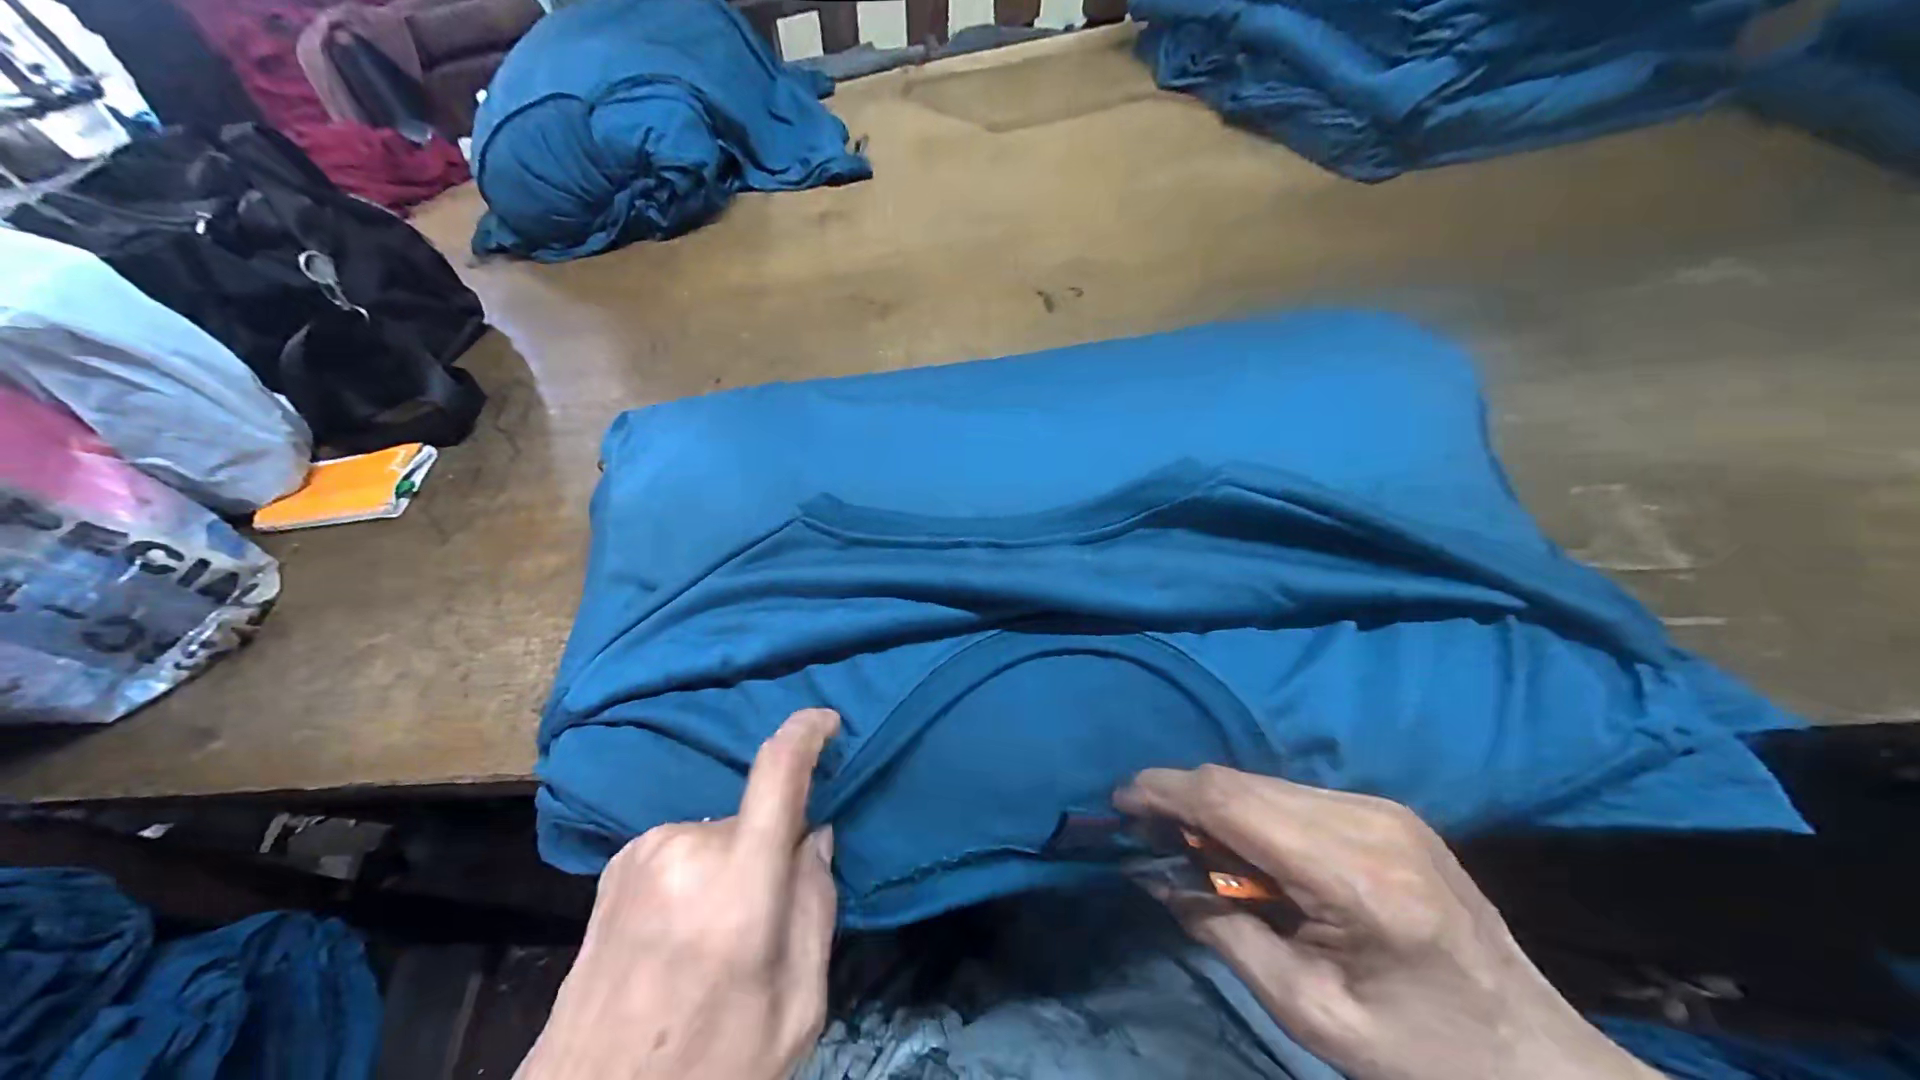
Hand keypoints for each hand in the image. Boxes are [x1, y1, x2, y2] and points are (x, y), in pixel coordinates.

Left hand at [517, 708, 839, 1079]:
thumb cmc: (710, 1069)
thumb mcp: (797, 1007)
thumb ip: (815, 907)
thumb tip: (812, 838)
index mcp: (737, 886)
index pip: (777, 773)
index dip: (806, 733)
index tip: (827, 721)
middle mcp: (685, 849)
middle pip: (755, 819)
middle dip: (773, 852)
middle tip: (768, 919)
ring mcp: (642, 854)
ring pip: (719, 835)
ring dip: (733, 866)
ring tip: (716, 940)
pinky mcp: (615, 867)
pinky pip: (684, 849)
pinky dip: (698, 873)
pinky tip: (679, 936)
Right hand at [1114, 766, 1661, 1079]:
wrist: (1536, 1062)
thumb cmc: (1421, 1058)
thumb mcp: (1310, 1013)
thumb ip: (1224, 933)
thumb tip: (1156, 876)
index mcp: (1357, 878)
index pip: (1233, 802)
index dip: (1166, 792)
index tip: (1120, 801)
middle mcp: (1370, 821)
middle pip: (1243, 782)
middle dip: (1183, 797)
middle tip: (1145, 832)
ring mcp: (1384, 808)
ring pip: (1264, 782)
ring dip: (1215, 804)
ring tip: (1189, 844)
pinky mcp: (1388, 810)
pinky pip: (1292, 794)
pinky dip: (1251, 811)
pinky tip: (1245, 849)